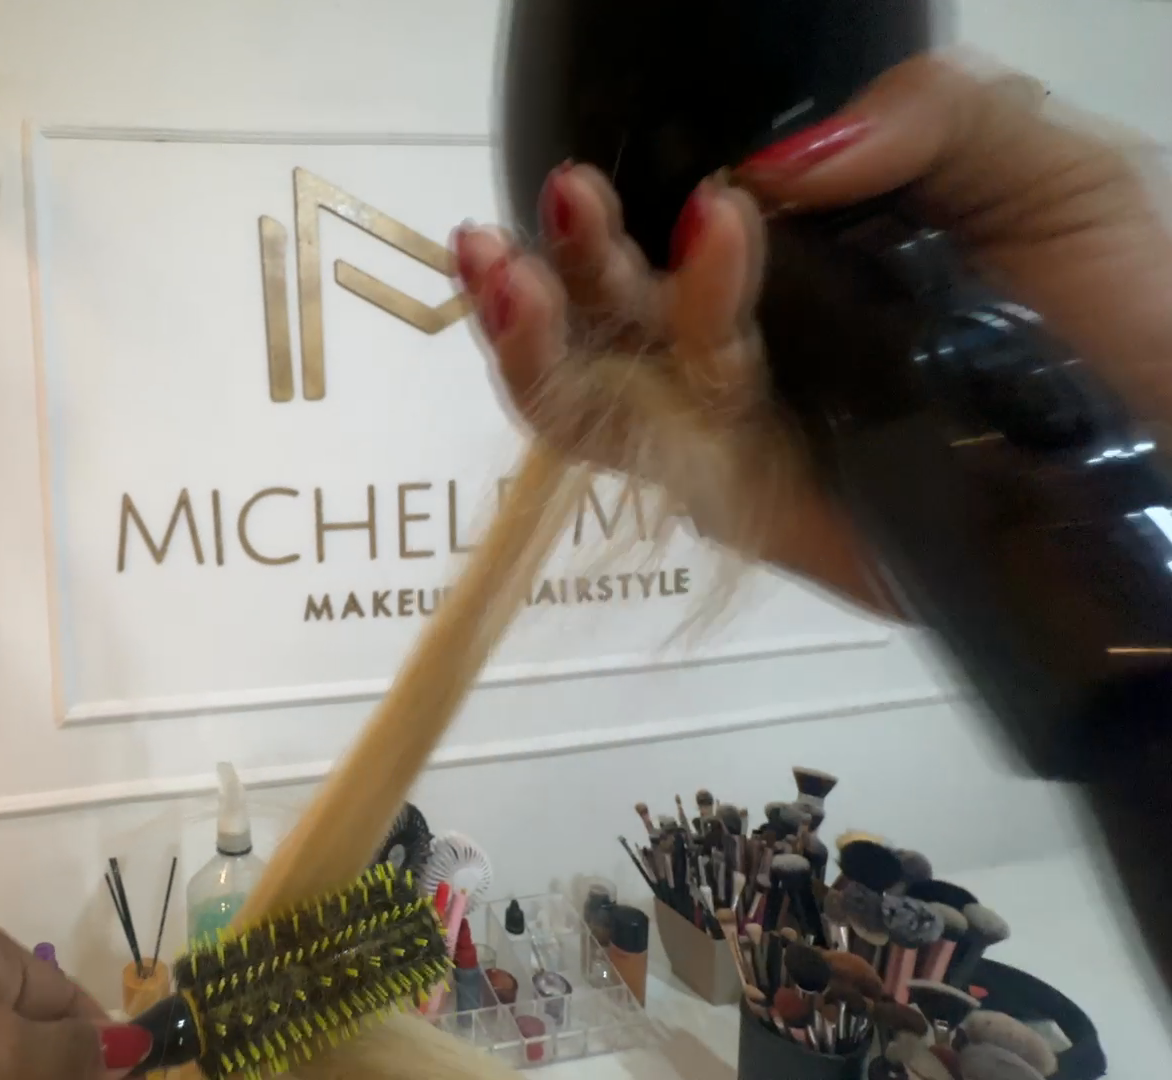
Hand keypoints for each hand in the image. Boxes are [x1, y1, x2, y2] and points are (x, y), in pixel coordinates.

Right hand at [457, 53, 1171, 615]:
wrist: (1150, 475)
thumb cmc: (1116, 317)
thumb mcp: (1043, 177)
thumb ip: (928, 125)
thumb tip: (761, 166)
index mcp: (771, 270)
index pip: (653, 244)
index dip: (595, 224)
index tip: (571, 187)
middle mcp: (717, 343)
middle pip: (600, 313)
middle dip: (545, 271)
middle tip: (498, 234)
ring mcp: (703, 421)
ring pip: (579, 386)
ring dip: (528, 339)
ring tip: (499, 279)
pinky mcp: (704, 486)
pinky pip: (624, 444)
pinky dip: (604, 394)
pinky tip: (605, 337)